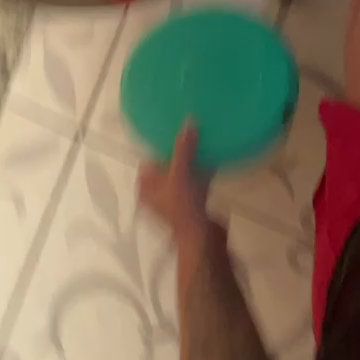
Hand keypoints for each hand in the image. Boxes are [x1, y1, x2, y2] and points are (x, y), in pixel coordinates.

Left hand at [138, 122, 215, 244]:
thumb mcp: (180, 174)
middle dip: (179, 151)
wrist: (203, 238)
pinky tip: (214, 159)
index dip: (160, 145)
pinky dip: (203, 172)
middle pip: (166, 166)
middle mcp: (156, 195)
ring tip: (204, 142)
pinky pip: (196, 182)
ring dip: (192, 161)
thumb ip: (183, 148)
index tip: (174, 129)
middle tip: (191, 133)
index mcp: (145, 189)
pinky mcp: (192, 205)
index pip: (148, 160)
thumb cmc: (183, 207)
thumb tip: (188, 121)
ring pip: (182, 174)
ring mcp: (175, 201)